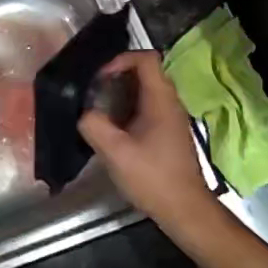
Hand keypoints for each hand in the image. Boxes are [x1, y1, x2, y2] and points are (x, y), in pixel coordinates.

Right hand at [78, 51, 213, 225]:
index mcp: (161, 99)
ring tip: (96, 111)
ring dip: (119, 96)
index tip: (99, 78)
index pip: (145, 58)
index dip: (120, 60)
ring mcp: (170, 118)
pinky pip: (145, 109)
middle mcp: (169, 102)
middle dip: (115, 78)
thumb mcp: (115, 152)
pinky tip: (111, 130)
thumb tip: (84, 113)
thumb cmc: (152, 177)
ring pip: (143, 92)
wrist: (183, 208)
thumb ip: (94, 125)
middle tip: (91, 93)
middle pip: (143, 73)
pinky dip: (126, 112)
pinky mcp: (166, 133)